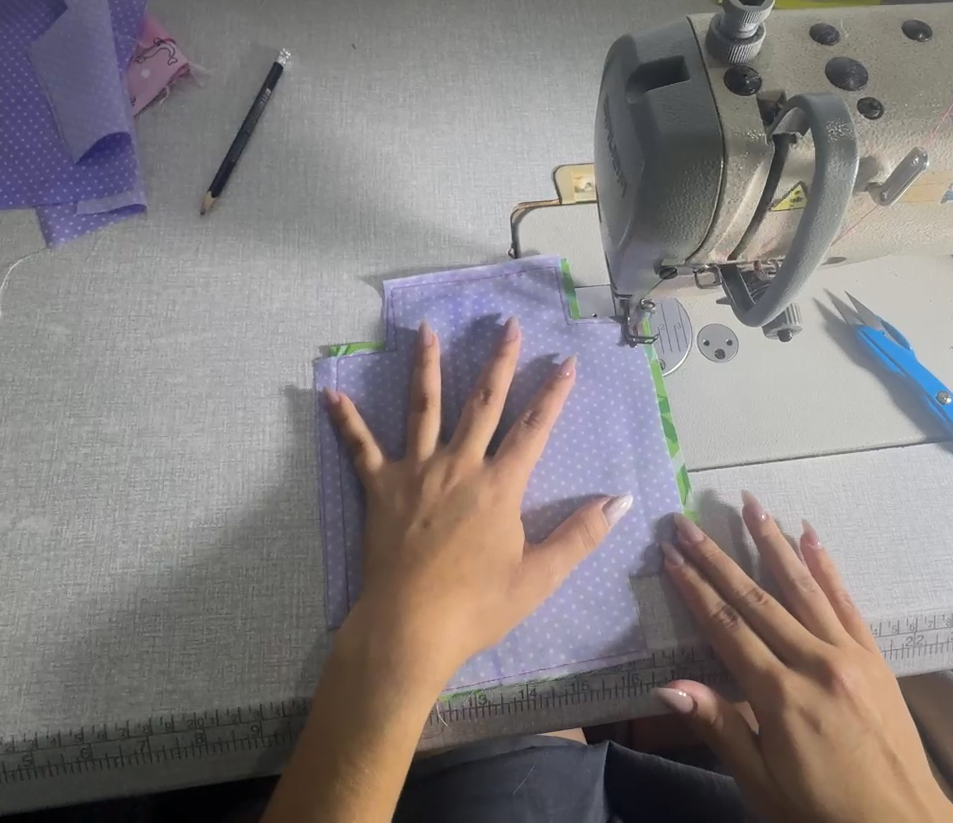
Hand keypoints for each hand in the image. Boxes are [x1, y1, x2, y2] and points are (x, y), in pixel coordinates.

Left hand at [322, 318, 633, 685]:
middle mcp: (460, 464)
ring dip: (428, 367)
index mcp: (500, 484)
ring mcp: (417, 470)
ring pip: (424, 407)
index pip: (534, 428)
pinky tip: (331, 395)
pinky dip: (347, 421)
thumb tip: (621, 500)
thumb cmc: (477, 605)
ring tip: (427, 331)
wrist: (410, 628)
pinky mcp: (381, 486)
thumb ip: (581, 534)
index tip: (566, 361)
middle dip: (500, 361)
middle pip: (483, 402)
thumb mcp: (540, 576)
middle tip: (508, 325)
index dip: (553, 393)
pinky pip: (361, 447)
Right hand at [655, 494, 952, 822]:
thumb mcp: (762, 783)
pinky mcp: (875, 655)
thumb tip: (666, 687)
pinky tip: (809, 534)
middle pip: (755, 598)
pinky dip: (825, 565)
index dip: (694, 588)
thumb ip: (718, 726)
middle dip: (716, 557)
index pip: (726, 627)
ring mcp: (849, 654)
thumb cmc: (821, 813)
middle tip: (688, 523)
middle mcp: (815, 663)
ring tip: (749, 502)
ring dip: (771, 540)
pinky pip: (845, 600)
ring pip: (801, 586)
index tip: (670, 554)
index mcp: (781, 696)